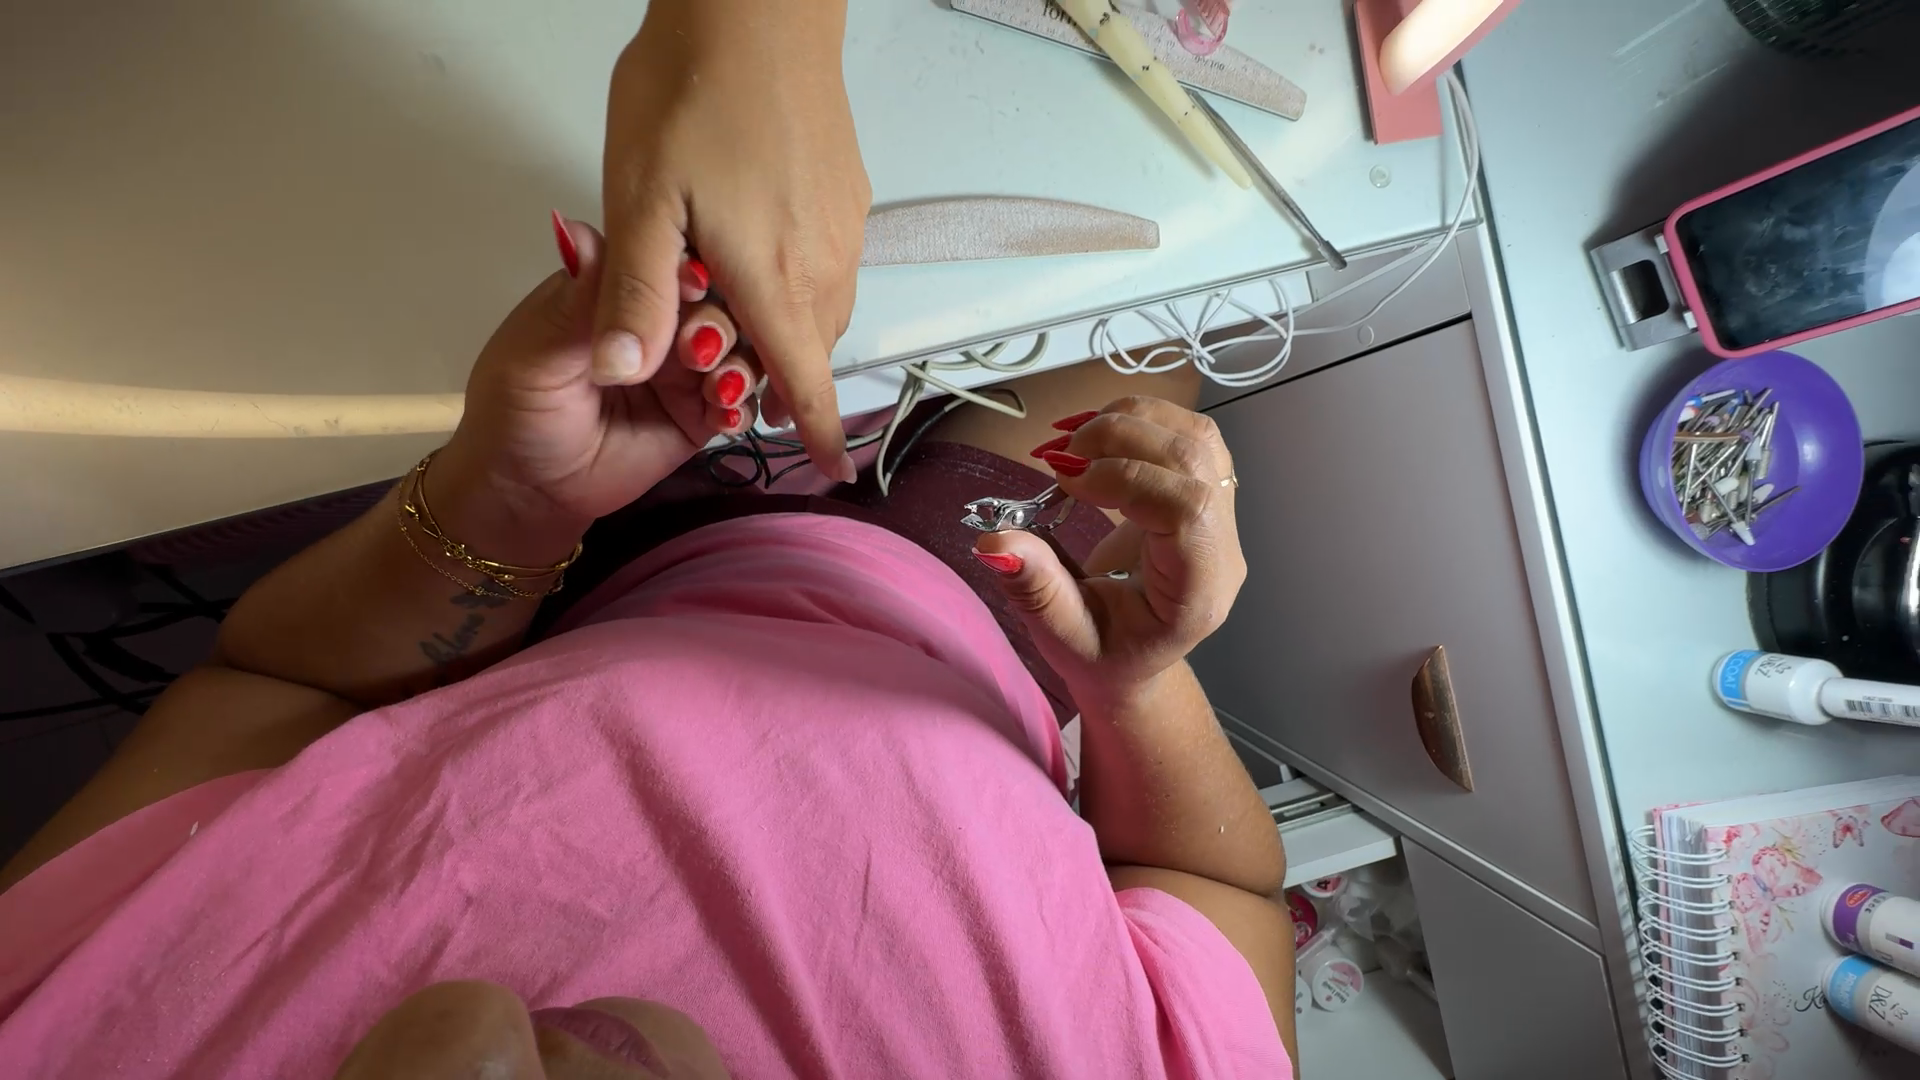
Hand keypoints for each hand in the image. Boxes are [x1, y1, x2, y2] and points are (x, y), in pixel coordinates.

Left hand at [432, 215, 762, 563]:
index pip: (665, 267)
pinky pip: (739, 406)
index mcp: (619, 295)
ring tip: (719, 390)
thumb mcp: (537, 350)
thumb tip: (580, 229)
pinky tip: (727, 418)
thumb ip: (576, 302)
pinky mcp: (703, 417)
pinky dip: (742, 408)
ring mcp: (687, 374)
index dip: (687, 272)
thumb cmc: (519, 409)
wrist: (532, 488)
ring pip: (739, 355)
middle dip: (719, 326)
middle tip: (700, 353)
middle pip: (716, 308)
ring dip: (738, 367)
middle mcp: (662, 328)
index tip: (693, 285)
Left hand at [592, 0, 867, 481]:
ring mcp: (845, 238)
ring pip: (822, 316)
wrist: (762, 8)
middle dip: (776, 379)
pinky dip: (801, 294)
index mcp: (774, 282)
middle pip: (809, 355)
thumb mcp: (641, 195)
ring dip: (787, 335)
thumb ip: (636, 290)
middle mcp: (825, 271)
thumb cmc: (692, 96)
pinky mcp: (850, 209)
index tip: (836, 473)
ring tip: (743, 324)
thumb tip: (621, 370)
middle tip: (725, 374)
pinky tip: (767, 260)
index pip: (805, 384)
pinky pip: (833, 276)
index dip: (820, 434)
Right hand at [971, 398, 1246, 706]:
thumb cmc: (1104, 654)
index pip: (1187, 509)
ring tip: (1071, 439)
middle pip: (1194, 458)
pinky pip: (1185, 435)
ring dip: (1129, 419)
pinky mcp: (1202, 491)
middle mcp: (1221, 546)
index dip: (1126, 478)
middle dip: (1119, 437)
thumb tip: (994, 545)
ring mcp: (1219, 514)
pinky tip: (1093, 434)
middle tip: (1057, 455)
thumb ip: (1035, 589)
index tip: (1065, 480)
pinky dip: (1137, 418)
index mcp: (1197, 591)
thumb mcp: (1063, 635)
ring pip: (1196, 435)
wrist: (1134, 654)